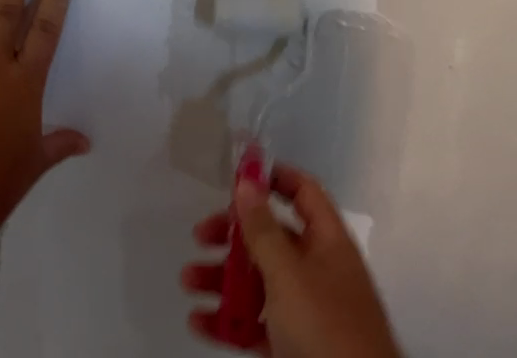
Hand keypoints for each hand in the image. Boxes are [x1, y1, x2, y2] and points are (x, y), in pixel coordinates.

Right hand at [183, 164, 401, 357]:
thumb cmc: (326, 329)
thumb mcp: (288, 275)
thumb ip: (263, 230)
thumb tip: (247, 181)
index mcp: (328, 243)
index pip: (303, 193)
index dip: (273, 177)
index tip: (236, 175)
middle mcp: (319, 270)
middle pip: (272, 239)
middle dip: (233, 236)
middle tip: (200, 237)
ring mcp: (308, 310)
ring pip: (259, 283)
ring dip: (222, 280)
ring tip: (188, 282)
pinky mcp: (295, 346)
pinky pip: (257, 323)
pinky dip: (229, 321)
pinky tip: (200, 323)